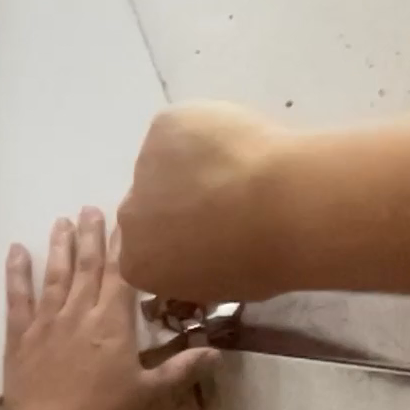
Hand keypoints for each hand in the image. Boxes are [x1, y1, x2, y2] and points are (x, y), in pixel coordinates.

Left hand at [1, 207, 217, 409]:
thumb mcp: (150, 394)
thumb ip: (181, 369)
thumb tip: (217, 352)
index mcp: (113, 323)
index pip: (122, 275)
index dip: (125, 246)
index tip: (125, 219)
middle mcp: (80, 313)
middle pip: (88, 267)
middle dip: (91, 236)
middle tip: (91, 208)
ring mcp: (47, 322)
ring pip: (55, 276)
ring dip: (60, 246)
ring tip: (63, 220)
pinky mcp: (20, 337)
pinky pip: (17, 298)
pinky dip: (16, 274)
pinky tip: (16, 251)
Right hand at [116, 102, 289, 300]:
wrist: (282, 208)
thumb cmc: (261, 260)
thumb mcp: (225, 283)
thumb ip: (201, 266)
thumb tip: (211, 250)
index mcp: (139, 265)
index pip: (149, 254)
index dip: (181, 243)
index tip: (213, 239)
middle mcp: (128, 218)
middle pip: (150, 206)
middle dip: (180, 204)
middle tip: (228, 204)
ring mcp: (143, 166)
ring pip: (166, 163)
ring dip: (193, 166)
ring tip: (240, 171)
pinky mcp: (163, 125)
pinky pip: (182, 128)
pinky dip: (206, 133)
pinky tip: (238, 144)